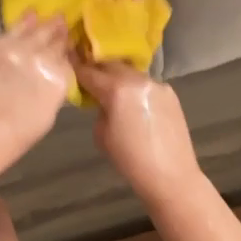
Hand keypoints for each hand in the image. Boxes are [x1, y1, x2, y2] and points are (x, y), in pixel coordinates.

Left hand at [0, 13, 73, 172]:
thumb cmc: (14, 138)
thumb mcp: (47, 117)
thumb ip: (53, 91)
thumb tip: (53, 77)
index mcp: (58, 81)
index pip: (68, 62)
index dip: (69, 55)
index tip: (70, 49)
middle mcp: (42, 60)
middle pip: (54, 43)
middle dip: (61, 35)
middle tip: (66, 24)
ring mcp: (18, 50)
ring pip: (37, 31)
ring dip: (47, 24)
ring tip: (56, 16)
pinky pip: (13, 29)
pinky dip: (24, 22)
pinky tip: (31, 14)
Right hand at [71, 56, 199, 200]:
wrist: (170, 174)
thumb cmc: (129, 159)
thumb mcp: (101, 135)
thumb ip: (99, 110)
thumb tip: (103, 101)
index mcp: (117, 90)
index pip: (90, 72)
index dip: (77, 71)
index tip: (70, 70)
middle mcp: (138, 80)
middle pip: (112, 65)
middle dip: (98, 70)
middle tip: (89, 78)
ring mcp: (157, 84)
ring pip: (130, 73)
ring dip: (118, 78)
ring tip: (111, 91)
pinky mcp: (170, 93)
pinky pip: (145, 84)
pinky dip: (135, 88)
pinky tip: (133, 104)